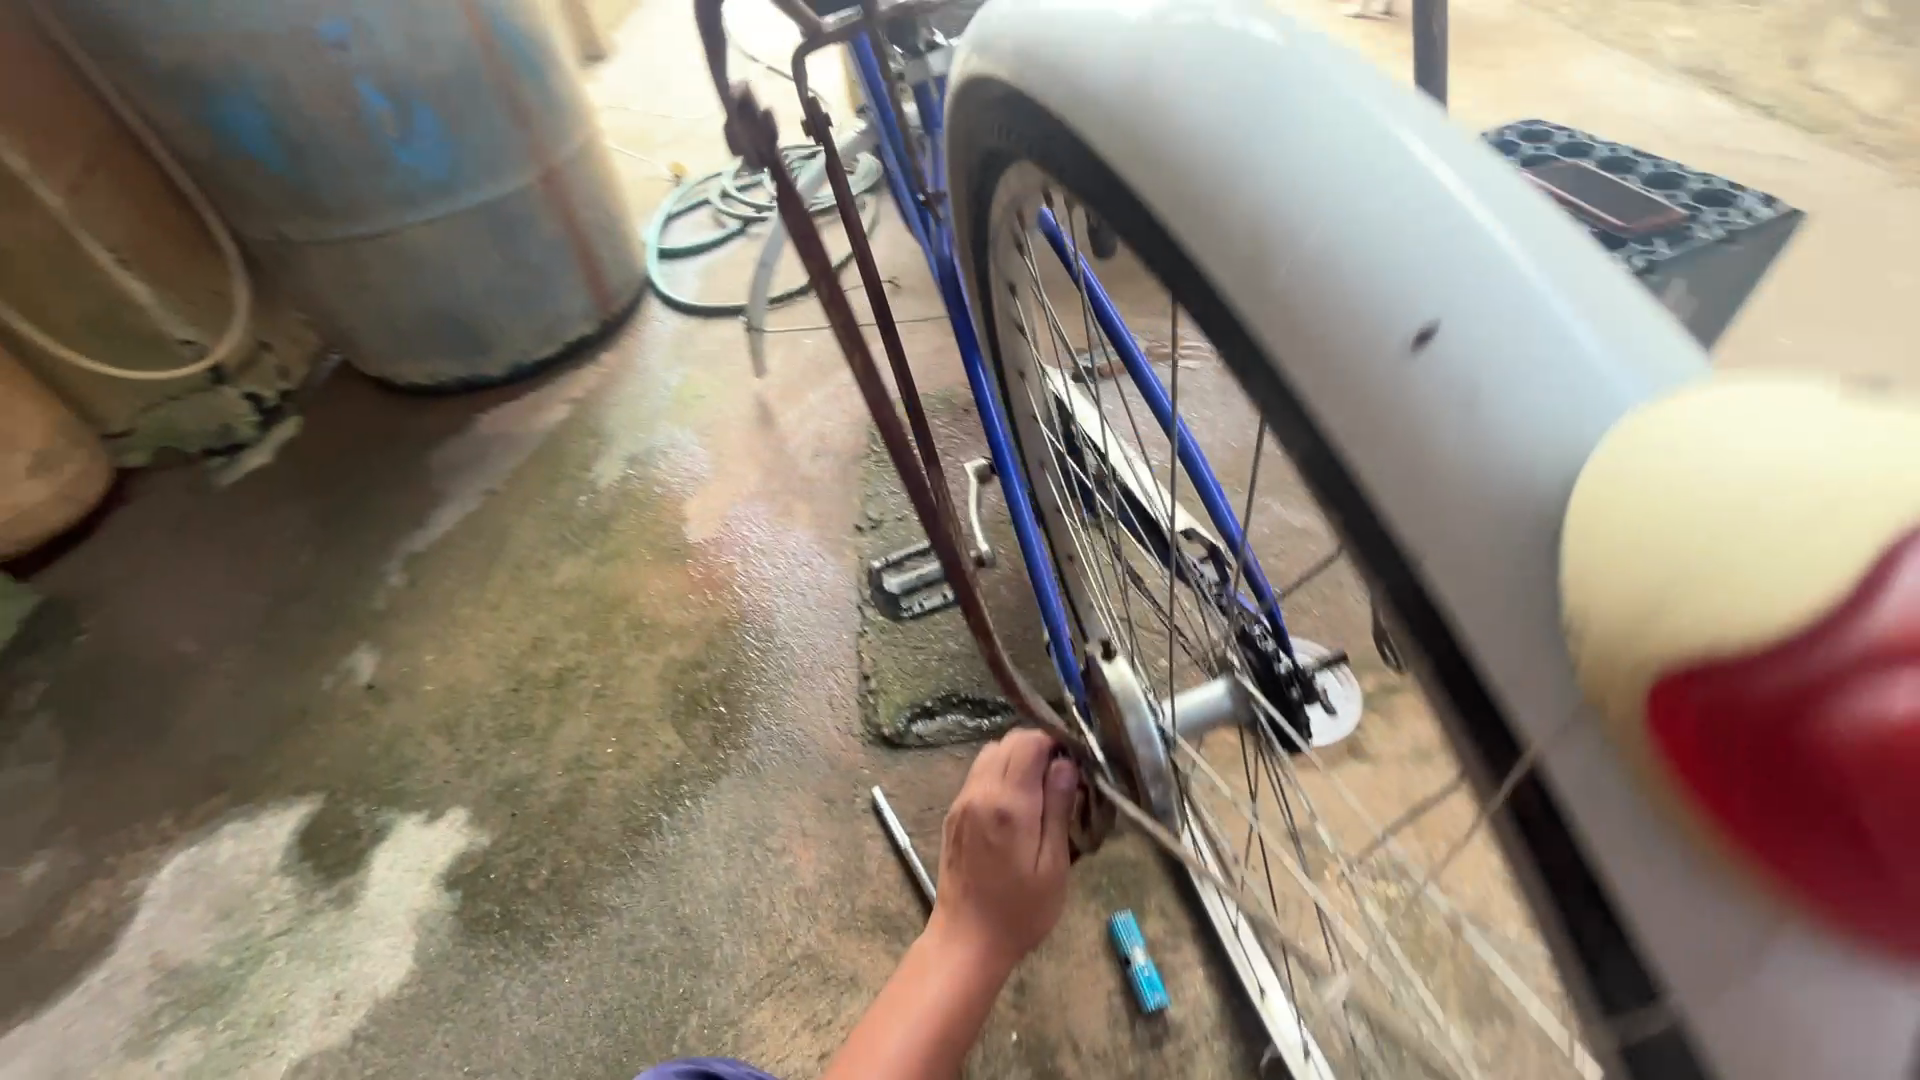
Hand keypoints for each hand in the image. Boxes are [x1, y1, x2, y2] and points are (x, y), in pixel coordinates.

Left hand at [928, 728, 1079, 974]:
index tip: (1075, 762)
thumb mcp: (1054, 865)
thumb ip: (1059, 808)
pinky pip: (979, 774)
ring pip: (990, 753)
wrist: (966, 940)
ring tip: (1040, 788)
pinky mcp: (954, 813)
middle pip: (1008, 741)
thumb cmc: (1020, 911)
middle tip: (1062, 775)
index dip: (1055, 742)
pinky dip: (1000, 773)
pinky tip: (1016, 803)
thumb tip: (1067, 764)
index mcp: (1010, 803)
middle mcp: (981, 792)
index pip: (1030, 742)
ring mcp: (962, 800)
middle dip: (1038, 747)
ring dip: (1017, 758)